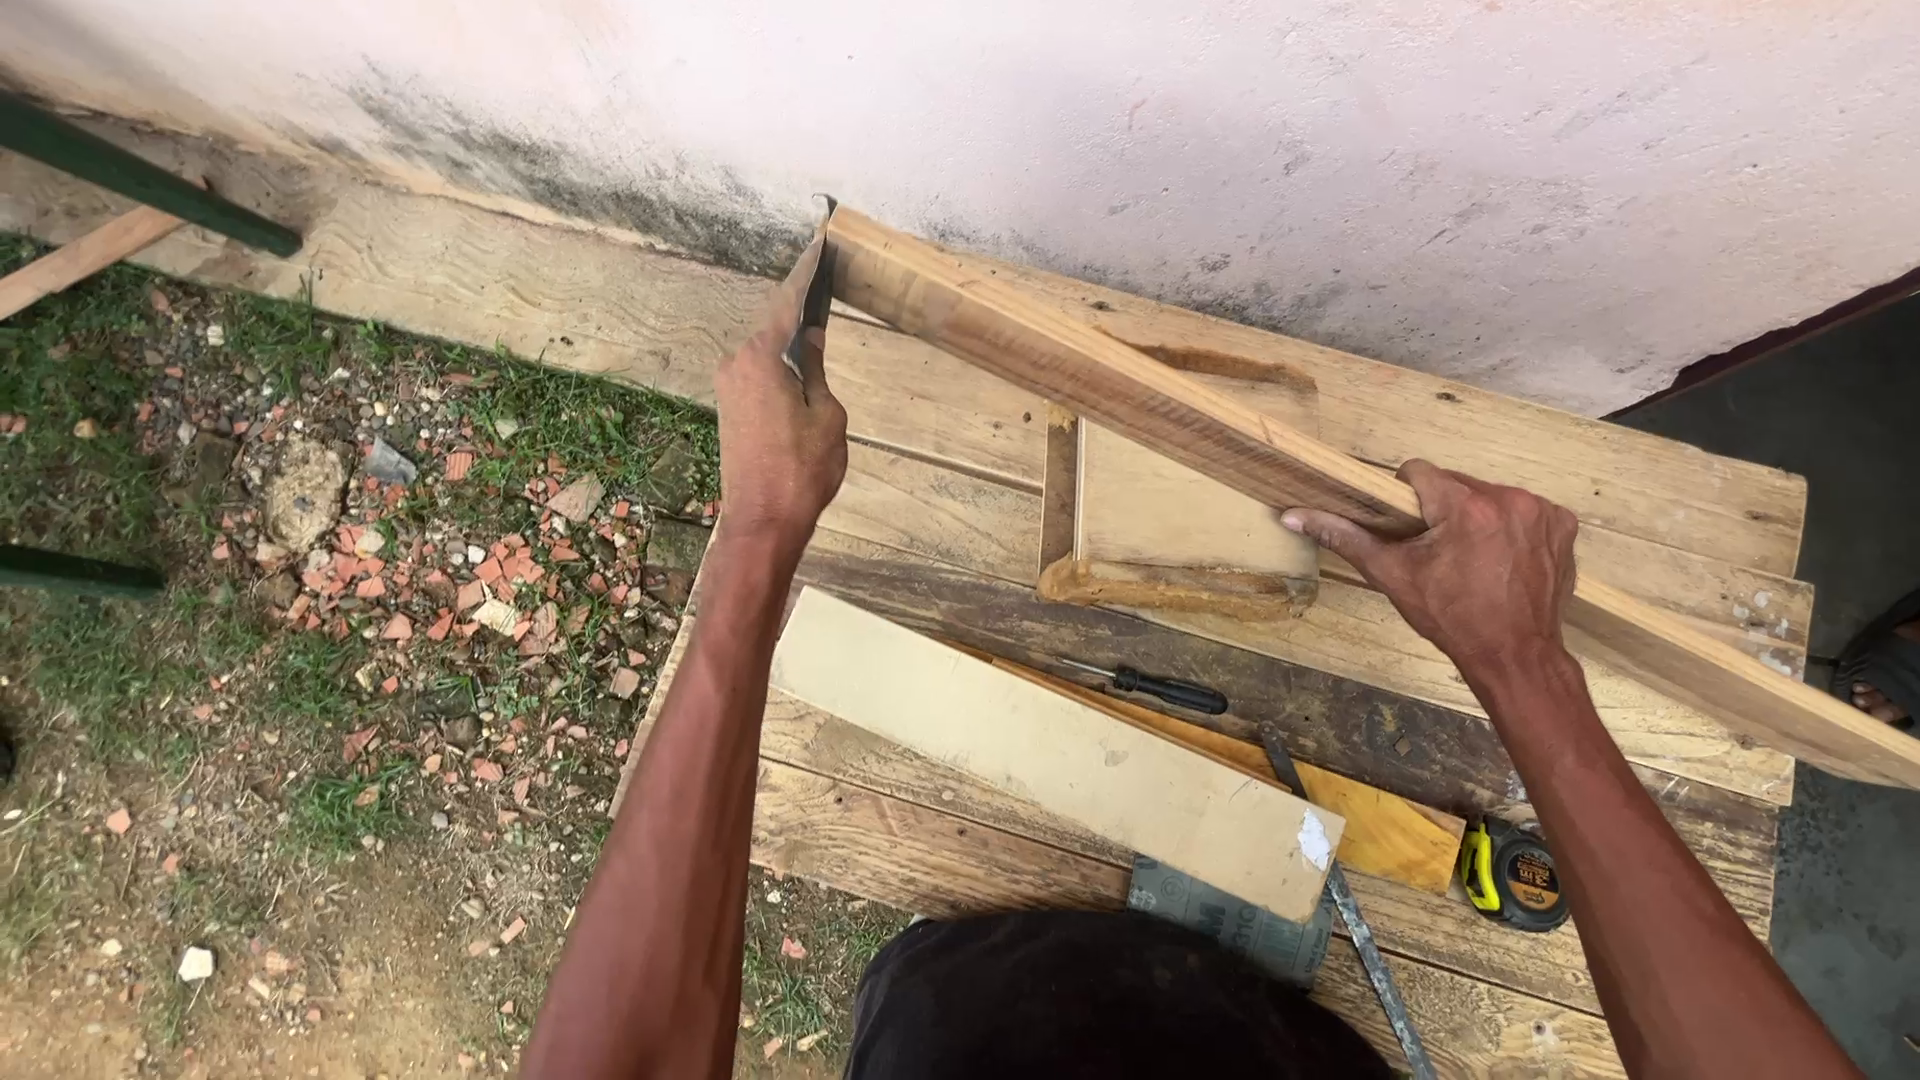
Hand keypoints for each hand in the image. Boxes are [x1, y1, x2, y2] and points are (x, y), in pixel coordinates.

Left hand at [712, 235, 848, 555]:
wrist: (763, 520)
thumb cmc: (803, 470)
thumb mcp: (827, 415)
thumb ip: (817, 370)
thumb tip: (812, 339)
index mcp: (762, 358)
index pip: (787, 302)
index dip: (807, 272)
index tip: (819, 242)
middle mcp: (737, 363)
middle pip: (773, 324)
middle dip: (799, 304)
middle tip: (824, 276)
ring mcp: (729, 386)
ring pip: (766, 349)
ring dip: (789, 337)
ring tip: (817, 317)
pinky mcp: (729, 407)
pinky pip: (759, 370)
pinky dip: (779, 360)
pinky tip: (798, 358)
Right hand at [1281, 460, 1579, 679]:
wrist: (1514, 654)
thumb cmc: (1448, 616)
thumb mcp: (1390, 574)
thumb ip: (1343, 537)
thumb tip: (1293, 516)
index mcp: (1465, 507)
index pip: (1418, 471)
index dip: (1401, 493)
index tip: (1402, 523)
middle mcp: (1510, 499)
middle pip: (1455, 483)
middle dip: (1438, 507)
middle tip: (1431, 546)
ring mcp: (1542, 512)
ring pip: (1487, 495)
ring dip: (1472, 515)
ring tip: (1465, 553)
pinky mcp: (1563, 526)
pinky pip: (1521, 509)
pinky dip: (1505, 525)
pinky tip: (1497, 556)